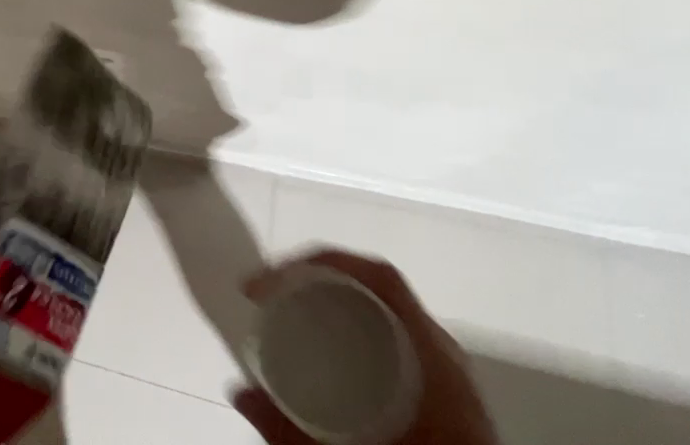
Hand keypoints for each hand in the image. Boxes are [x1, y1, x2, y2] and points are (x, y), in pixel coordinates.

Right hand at [233, 250, 499, 444]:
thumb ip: (290, 429)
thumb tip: (240, 392)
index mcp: (433, 353)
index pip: (380, 277)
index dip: (322, 261)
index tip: (272, 279)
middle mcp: (444, 352)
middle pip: (378, 289)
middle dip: (319, 280)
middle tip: (275, 296)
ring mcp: (449, 372)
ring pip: (388, 312)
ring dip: (337, 302)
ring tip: (294, 316)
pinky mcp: (447, 395)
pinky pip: (397, 338)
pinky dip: (357, 329)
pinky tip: (332, 355)